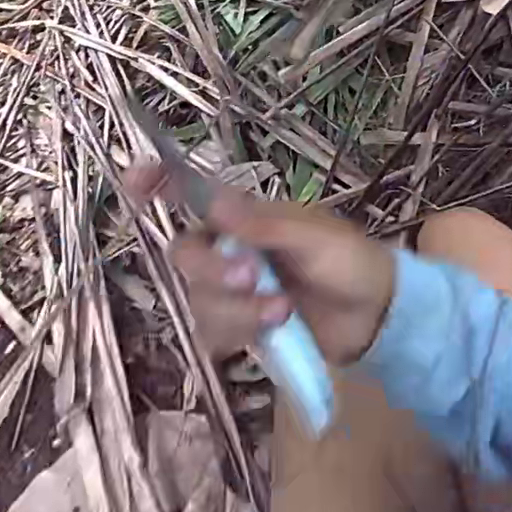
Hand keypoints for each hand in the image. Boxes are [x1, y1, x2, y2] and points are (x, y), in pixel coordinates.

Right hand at [124, 161, 395, 365]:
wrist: (375, 315)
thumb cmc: (348, 258)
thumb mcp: (314, 235)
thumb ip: (265, 224)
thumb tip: (215, 203)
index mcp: (244, 216)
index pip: (192, 194)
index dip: (158, 184)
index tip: (136, 176)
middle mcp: (228, 249)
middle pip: (184, 255)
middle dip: (211, 269)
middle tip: (251, 276)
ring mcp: (231, 291)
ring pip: (197, 300)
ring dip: (236, 308)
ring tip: (282, 309)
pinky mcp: (240, 328)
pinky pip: (212, 334)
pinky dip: (240, 332)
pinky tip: (276, 326)